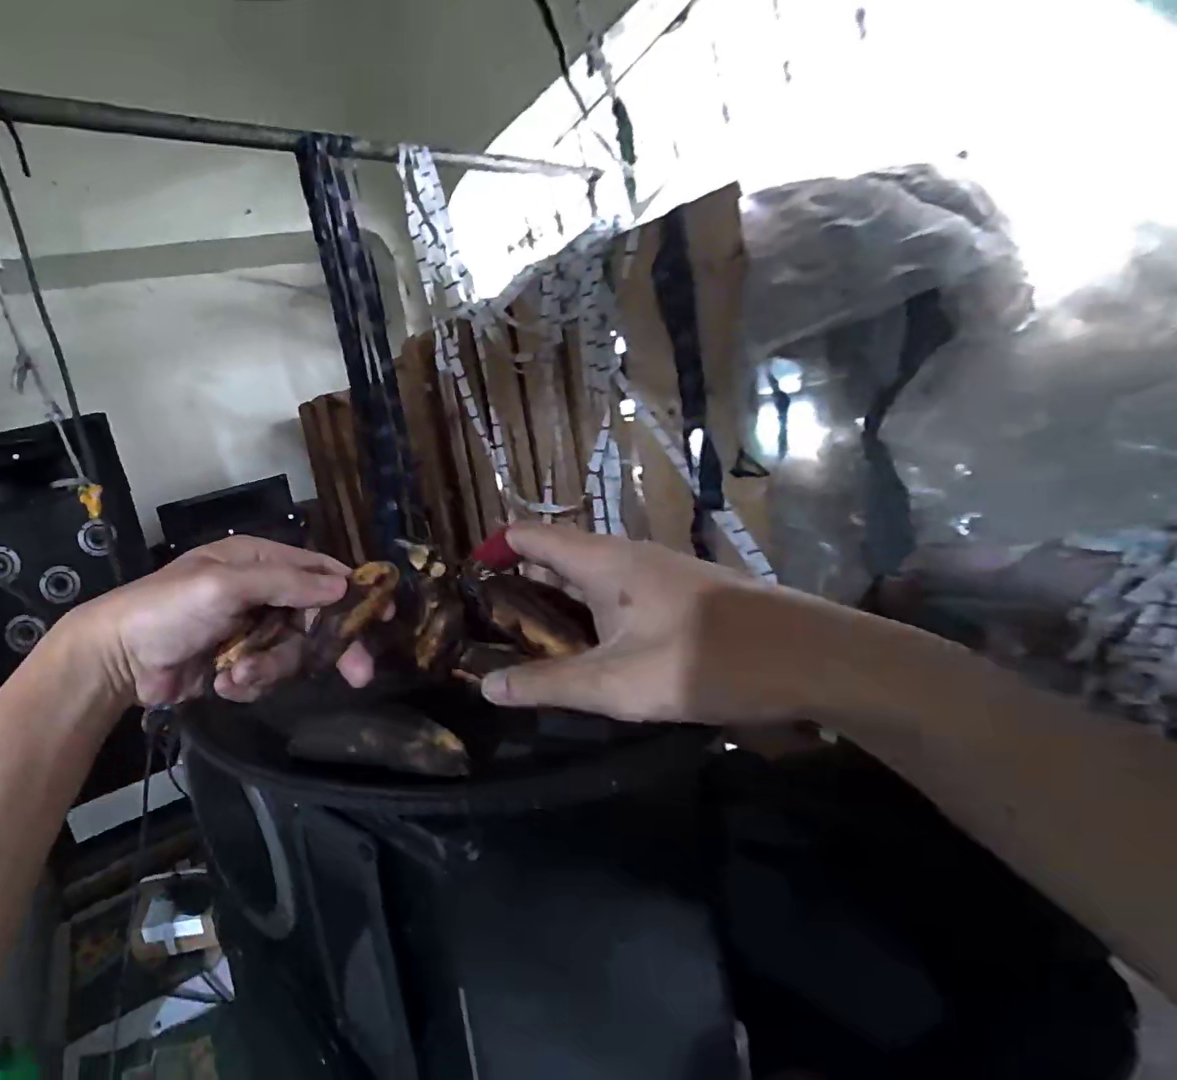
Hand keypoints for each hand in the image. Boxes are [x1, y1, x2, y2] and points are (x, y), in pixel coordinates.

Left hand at [63, 536, 375, 706]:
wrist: (119, 658)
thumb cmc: (169, 608)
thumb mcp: (225, 586)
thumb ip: (284, 582)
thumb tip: (341, 583)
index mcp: (256, 561)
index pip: (317, 569)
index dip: (351, 590)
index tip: (382, 616)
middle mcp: (258, 592)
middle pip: (314, 618)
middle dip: (324, 647)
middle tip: (356, 675)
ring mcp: (248, 630)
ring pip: (292, 653)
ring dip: (268, 669)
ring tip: (233, 675)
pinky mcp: (237, 663)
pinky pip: (266, 675)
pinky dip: (247, 683)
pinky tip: (221, 683)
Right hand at [481, 524, 858, 724]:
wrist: (829, 663)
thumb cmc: (713, 661)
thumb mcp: (619, 684)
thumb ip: (547, 685)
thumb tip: (485, 687)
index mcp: (601, 561)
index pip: (527, 535)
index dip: (490, 551)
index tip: (463, 585)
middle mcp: (625, 557)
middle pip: (553, 555)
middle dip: (514, 580)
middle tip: (482, 619)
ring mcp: (657, 575)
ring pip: (586, 576)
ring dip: (551, 599)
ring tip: (523, 637)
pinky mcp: (681, 597)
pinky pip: (613, 593)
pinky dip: (585, 610)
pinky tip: (586, 646)